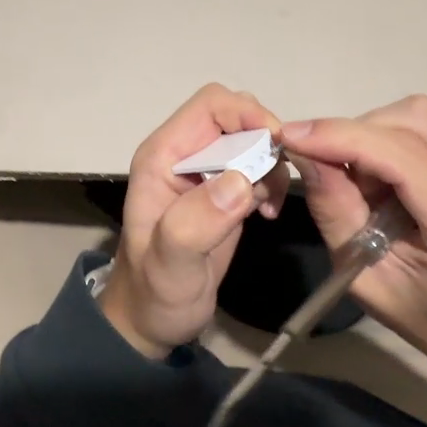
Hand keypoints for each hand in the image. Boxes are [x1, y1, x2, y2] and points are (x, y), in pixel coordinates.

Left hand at [99, 84, 285, 359]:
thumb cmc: (154, 291)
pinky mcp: (222, 191)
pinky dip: (271, 182)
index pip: (210, 105)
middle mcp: (183, 154)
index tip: (276, 147)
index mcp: (163, 155)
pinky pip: (255, 165)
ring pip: (250, 138)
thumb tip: (241, 181)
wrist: (151, 320)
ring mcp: (203, 171)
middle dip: (264, 141)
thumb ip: (197, 221)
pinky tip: (267, 214)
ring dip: (270, 164)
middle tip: (275, 186)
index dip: (247, 114)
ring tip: (269, 206)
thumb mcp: (170, 262)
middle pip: (235, 116)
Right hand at [280, 95, 426, 369]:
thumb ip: (334, 209)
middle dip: (357, 137)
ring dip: (377, 136)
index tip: (290, 135)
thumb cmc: (420, 310)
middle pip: (413, 124)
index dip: (342, 137)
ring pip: (421, 115)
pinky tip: (399, 179)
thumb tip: (301, 148)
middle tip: (338, 176)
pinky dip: (398, 140)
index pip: (403, 158)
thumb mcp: (363, 277)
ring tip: (372, 183)